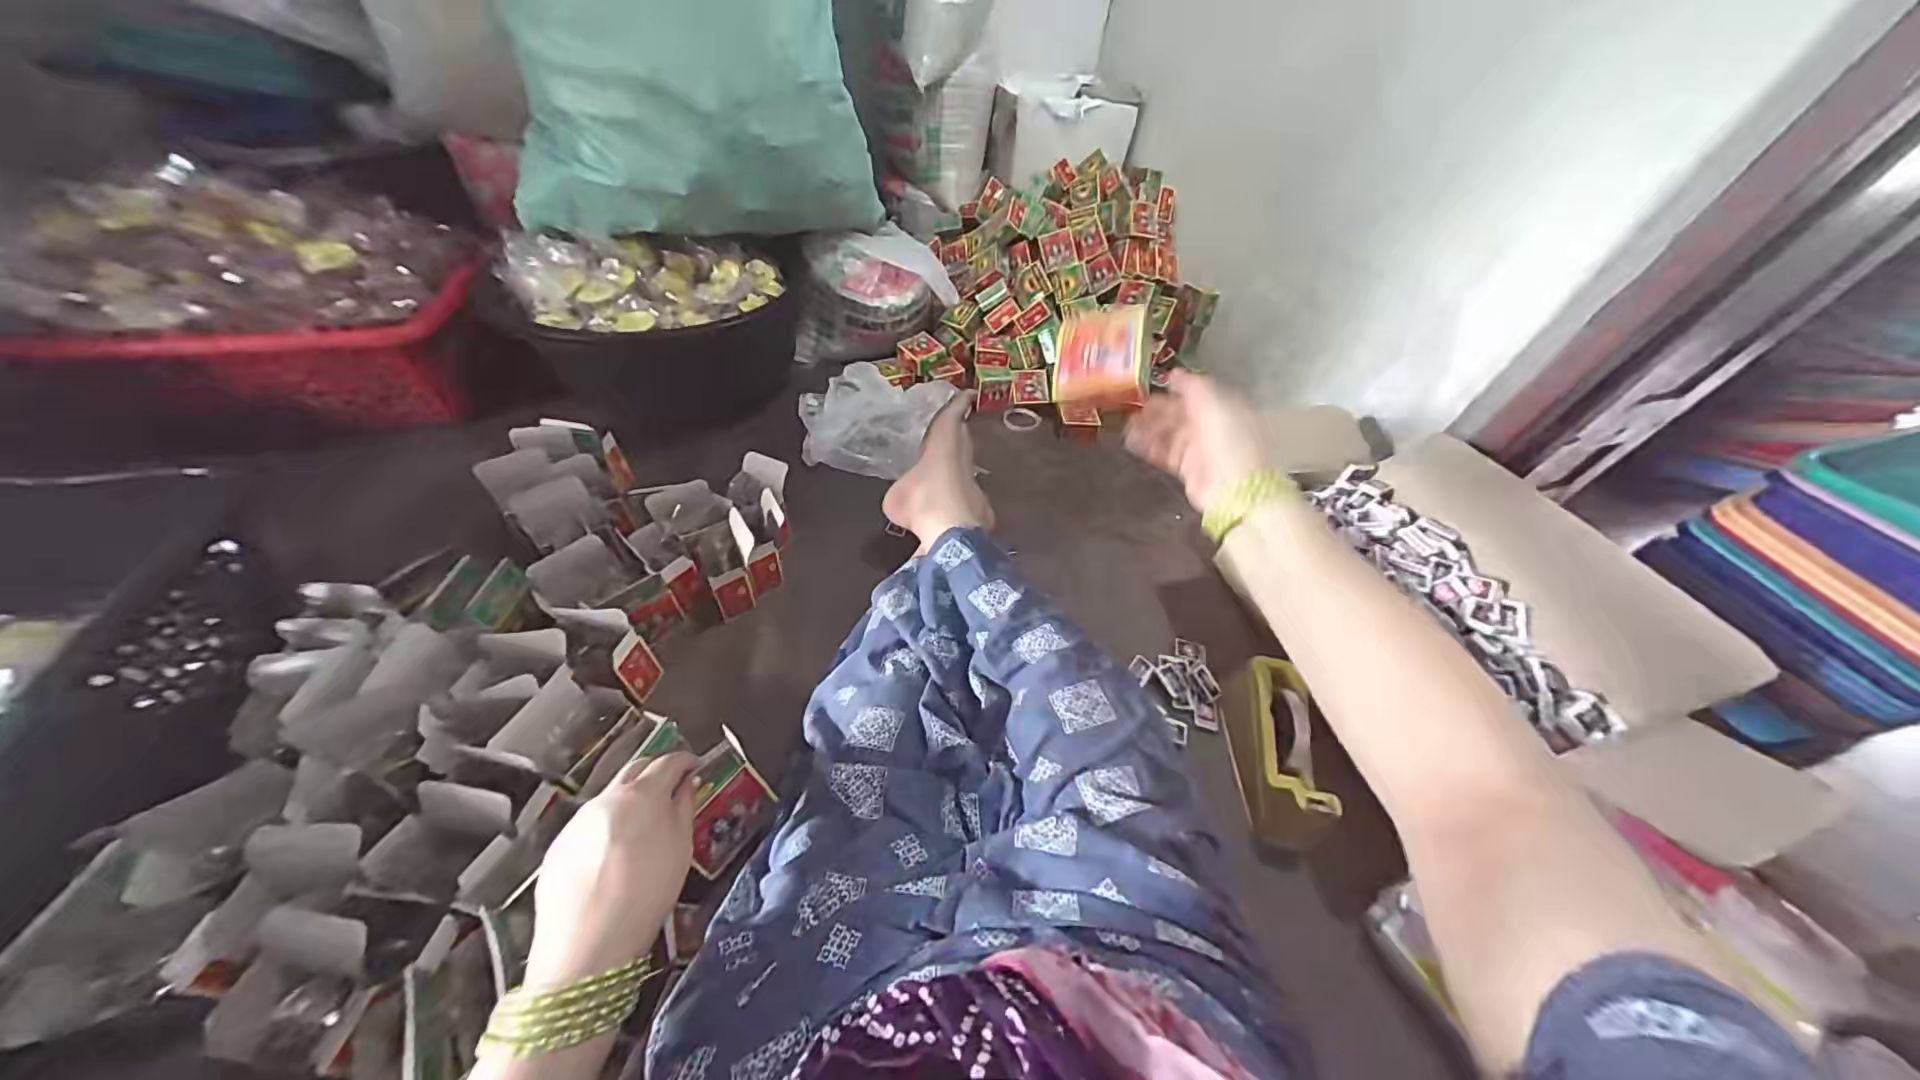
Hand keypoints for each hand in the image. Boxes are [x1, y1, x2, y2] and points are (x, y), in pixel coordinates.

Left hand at [523, 751, 699, 986]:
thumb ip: (684, 807)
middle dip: (656, 772)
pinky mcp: (558, 845)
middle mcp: (606, 797)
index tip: (696, 768)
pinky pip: (591, 822)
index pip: (669, 761)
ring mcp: (578, 820)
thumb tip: (686, 784)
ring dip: (631, 798)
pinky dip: (608, 824)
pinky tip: (614, 854)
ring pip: (611, 795)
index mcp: (641, 794)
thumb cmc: (646, 895)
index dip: (686, 761)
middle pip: (636, 768)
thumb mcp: (681, 848)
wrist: (585, 949)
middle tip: (673, 788)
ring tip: (644, 825)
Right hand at [1125, 370, 1271, 509]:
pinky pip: (1163, 451)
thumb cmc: (1227, 439)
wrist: (1233, 487)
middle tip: (1133, 406)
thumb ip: (1192, 385)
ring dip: (1148, 426)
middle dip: (1156, 409)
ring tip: (1127, 423)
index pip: (1196, 392)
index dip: (1174, 388)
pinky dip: (1148, 445)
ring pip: (1169, 431)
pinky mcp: (1186, 466)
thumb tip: (1173, 374)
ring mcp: (1199, 446)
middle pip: (1179, 412)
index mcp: (1224, 405)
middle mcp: (1212, 424)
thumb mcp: (1213, 402)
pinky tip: (1131, 440)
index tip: (1151, 386)